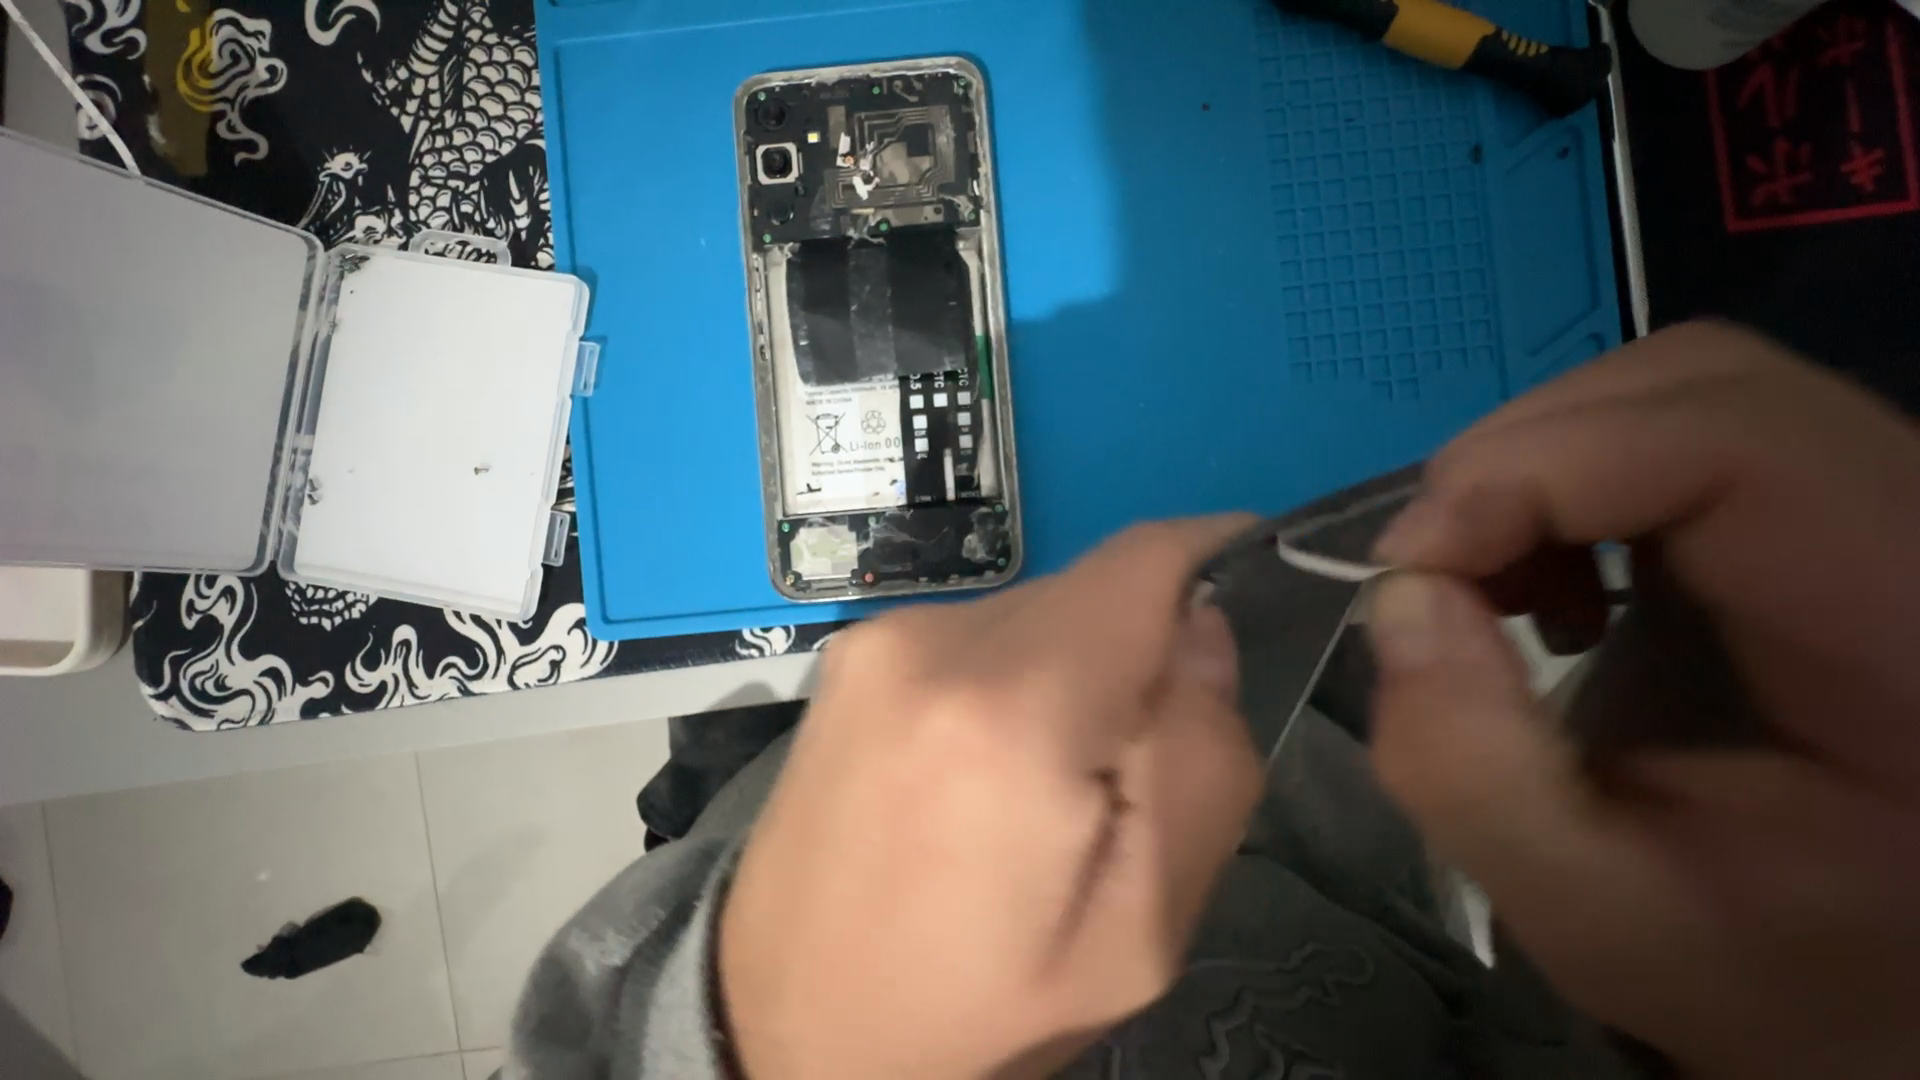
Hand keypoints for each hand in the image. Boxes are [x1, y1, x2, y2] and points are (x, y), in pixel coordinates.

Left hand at [719, 519, 1261, 1079]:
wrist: (792, 1023)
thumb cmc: (978, 1000)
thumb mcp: (1140, 927)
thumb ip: (1200, 759)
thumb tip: (1199, 627)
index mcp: (1015, 709)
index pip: (1141, 561)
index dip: (1209, 550)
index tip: (1253, 569)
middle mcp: (932, 642)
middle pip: (1088, 588)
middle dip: (1139, 642)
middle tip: (1136, 748)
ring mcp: (877, 639)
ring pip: (1032, 609)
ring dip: (1070, 663)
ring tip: (1047, 772)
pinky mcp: (848, 654)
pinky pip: (972, 632)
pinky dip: (1009, 673)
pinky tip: (981, 759)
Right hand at [1365, 322, 1919, 1078]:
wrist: (1877, 987)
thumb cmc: (1764, 973)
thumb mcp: (1596, 914)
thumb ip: (1468, 768)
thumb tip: (1398, 599)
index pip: (1728, 440)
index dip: (1534, 474)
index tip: (1412, 565)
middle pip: (1692, 383)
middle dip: (1515, 463)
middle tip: (1436, 572)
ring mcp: (1877, 512)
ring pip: (1668, 393)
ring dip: (1528, 475)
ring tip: (1488, 587)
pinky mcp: (1816, 521)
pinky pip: (1661, 437)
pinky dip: (1555, 490)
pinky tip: (1543, 591)